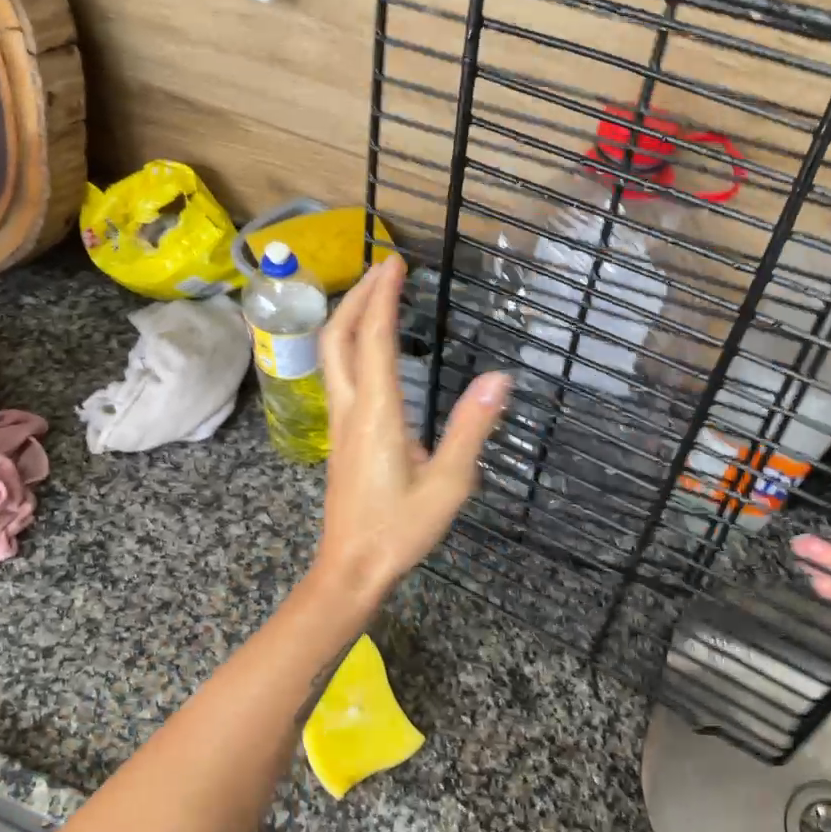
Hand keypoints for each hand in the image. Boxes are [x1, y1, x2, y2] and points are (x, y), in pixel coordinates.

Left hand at [314, 255, 510, 600]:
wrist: (351, 568)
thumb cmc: (400, 530)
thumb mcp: (449, 484)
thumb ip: (472, 428)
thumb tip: (500, 378)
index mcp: (378, 415)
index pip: (373, 340)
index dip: (383, 296)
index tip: (396, 263)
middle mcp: (351, 410)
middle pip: (337, 338)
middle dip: (358, 296)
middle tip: (384, 269)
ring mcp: (339, 424)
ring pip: (331, 356)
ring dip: (348, 318)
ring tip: (375, 297)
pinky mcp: (340, 438)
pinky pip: (338, 375)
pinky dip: (349, 345)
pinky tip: (369, 350)